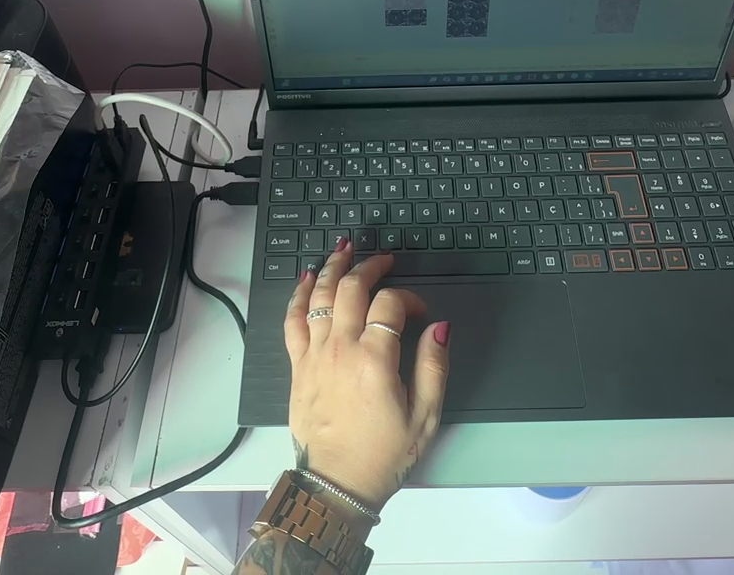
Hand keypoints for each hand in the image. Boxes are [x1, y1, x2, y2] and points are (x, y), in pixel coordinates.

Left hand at [283, 240, 449, 510]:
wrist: (337, 485)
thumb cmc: (383, 454)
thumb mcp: (425, 417)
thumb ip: (434, 366)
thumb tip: (440, 327)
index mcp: (375, 360)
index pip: (390, 304)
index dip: (409, 298)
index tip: (420, 310)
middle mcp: (341, 349)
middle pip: (352, 288)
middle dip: (370, 265)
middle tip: (383, 258)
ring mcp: (315, 354)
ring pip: (320, 295)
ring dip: (333, 266)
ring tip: (345, 247)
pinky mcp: (298, 365)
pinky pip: (293, 320)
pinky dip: (299, 295)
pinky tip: (307, 278)